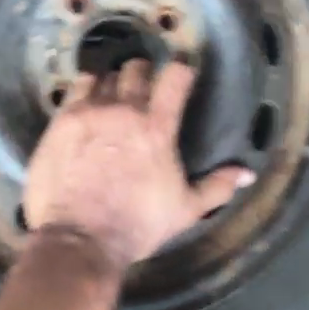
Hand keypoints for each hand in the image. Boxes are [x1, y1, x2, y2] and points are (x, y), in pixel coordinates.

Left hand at [23, 59, 254, 268]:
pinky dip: (85, 92)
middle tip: (143, 87)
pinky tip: (85, 105)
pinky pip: (75, 88)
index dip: (180, 69)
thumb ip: (217, 187)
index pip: (175, 76)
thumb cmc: (137, 225)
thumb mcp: (185, 210)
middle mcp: (124, 110)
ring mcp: (90, 112)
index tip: (181, 73)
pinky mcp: (61, 120)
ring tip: (111, 96)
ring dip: (111, 83)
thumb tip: (247, 173)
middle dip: (142, 74)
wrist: (79, 240)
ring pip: (104, 76)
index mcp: (157, 127)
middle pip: (136, 69)